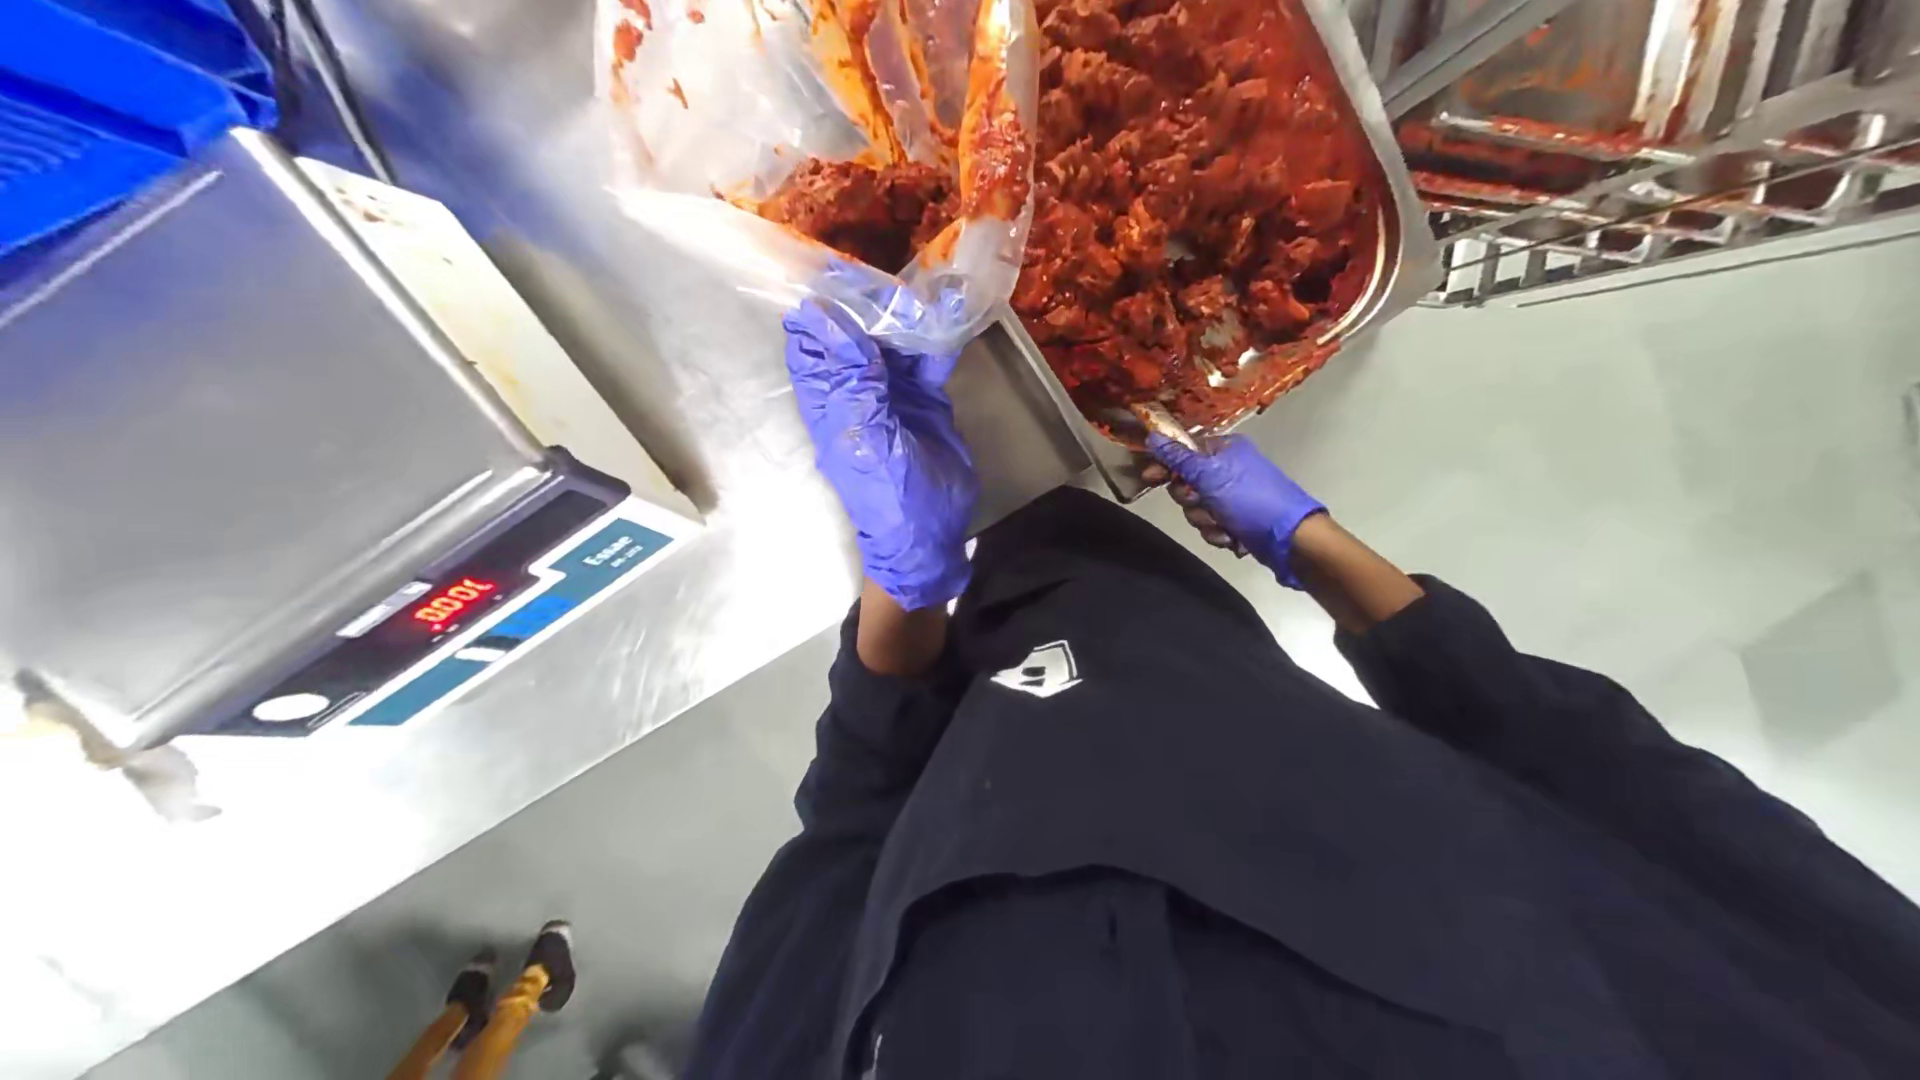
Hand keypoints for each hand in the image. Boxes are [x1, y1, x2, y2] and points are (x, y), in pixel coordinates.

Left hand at [784, 300, 976, 609]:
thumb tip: (823, 316)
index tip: (840, 268)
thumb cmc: (890, 498)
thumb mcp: (869, 441)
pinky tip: (954, 312)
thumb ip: (851, 381)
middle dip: (872, 302)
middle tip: (897, 276)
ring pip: (894, 340)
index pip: (814, 340)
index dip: (822, 305)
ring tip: (929, 287)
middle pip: (856, 332)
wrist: (930, 537)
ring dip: (909, 315)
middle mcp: (856, 389)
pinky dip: (939, 339)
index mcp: (830, 400)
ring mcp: (892, 393)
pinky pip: (928, 360)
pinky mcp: (924, 399)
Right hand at [1142, 433, 1325, 587]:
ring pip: (1196, 508)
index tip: (1150, 478)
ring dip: (1205, 520)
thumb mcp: (1210, 475)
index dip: (1166, 465)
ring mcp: (1232, 496)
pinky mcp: (1236, 519)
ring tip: (1224, 525)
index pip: (1183, 451)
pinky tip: (1232, 537)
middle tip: (1201, 502)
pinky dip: (1217, 533)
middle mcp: (1227, 469)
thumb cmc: (1249, 499)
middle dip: (1190, 500)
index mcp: (1224, 450)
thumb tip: (1153, 435)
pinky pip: (1210, 525)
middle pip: (1185, 483)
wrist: (1289, 539)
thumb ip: (1178, 458)